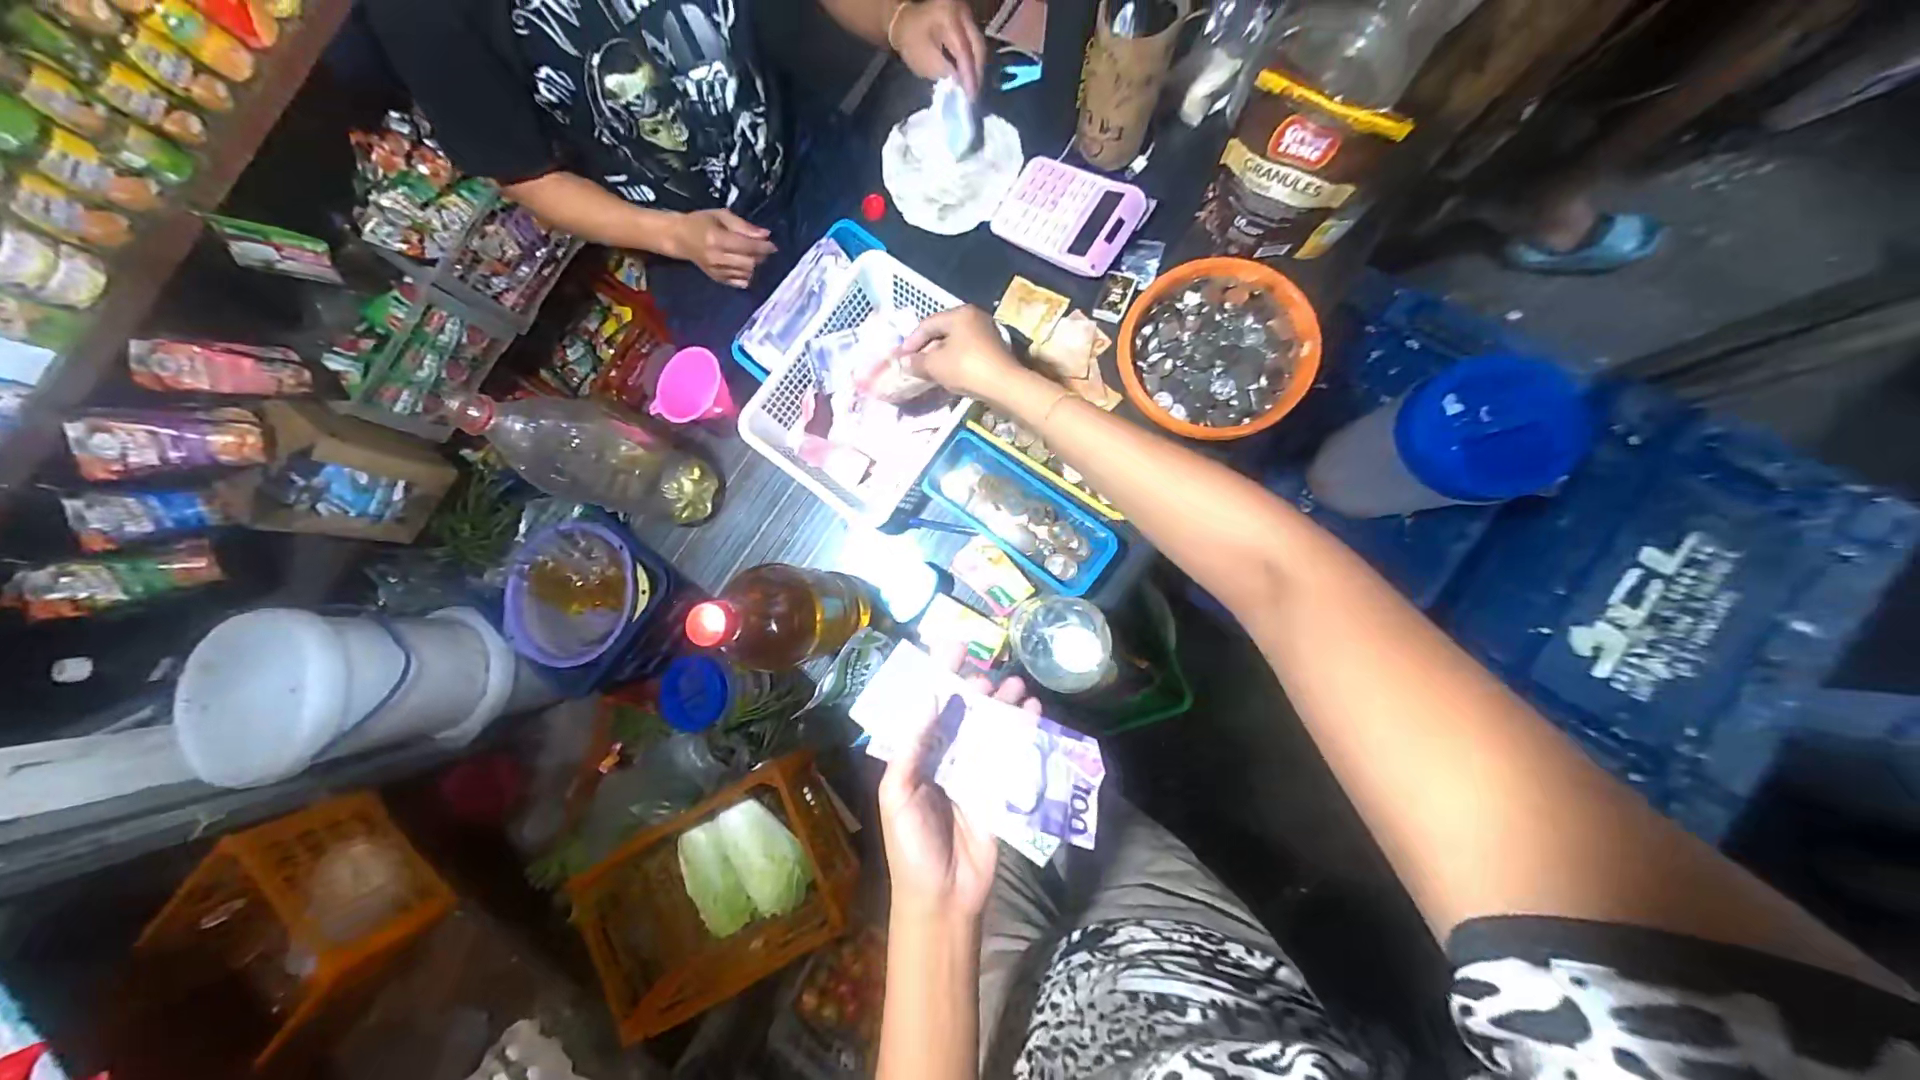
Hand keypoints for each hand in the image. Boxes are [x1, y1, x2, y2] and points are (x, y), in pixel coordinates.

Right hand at [667, 209, 776, 287]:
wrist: (679, 238)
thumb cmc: (701, 222)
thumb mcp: (721, 216)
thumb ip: (743, 226)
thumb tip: (765, 234)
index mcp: (717, 239)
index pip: (747, 247)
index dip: (764, 247)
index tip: (773, 245)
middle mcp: (717, 257)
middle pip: (750, 263)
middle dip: (760, 257)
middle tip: (762, 249)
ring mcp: (716, 271)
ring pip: (747, 274)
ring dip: (754, 266)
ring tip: (751, 256)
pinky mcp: (717, 279)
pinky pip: (739, 282)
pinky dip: (746, 275)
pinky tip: (743, 266)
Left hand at [878, 645, 1041, 918]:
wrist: (942, 897)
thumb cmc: (909, 847)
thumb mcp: (897, 797)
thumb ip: (909, 750)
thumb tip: (928, 701)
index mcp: (917, 756)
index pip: (929, 707)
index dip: (940, 676)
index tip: (954, 647)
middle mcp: (946, 757)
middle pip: (963, 713)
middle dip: (976, 690)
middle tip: (989, 677)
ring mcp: (974, 772)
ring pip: (990, 728)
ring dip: (1004, 706)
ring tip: (1017, 686)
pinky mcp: (999, 789)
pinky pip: (1012, 753)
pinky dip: (1024, 732)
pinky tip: (1034, 714)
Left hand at [890, 0, 987, 99]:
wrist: (904, 22)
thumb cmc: (911, 42)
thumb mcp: (926, 61)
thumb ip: (946, 72)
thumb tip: (961, 83)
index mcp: (948, 17)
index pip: (964, 49)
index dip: (969, 75)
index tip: (971, 96)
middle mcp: (961, 11)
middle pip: (977, 45)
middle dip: (976, 71)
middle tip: (974, 93)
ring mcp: (964, 13)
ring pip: (977, 44)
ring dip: (976, 66)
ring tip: (973, 86)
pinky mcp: (965, 19)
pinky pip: (973, 42)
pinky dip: (973, 59)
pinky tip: (970, 74)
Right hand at [896, 306, 1029, 399]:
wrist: (1004, 385)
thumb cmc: (966, 368)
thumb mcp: (935, 365)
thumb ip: (917, 362)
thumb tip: (904, 363)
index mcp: (959, 314)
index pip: (927, 324)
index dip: (911, 341)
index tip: (901, 357)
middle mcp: (974, 318)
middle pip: (942, 332)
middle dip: (925, 349)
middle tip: (913, 364)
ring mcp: (986, 333)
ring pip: (955, 343)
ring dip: (939, 356)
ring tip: (928, 371)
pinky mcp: (993, 349)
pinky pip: (966, 352)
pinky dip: (953, 361)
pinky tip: (947, 374)